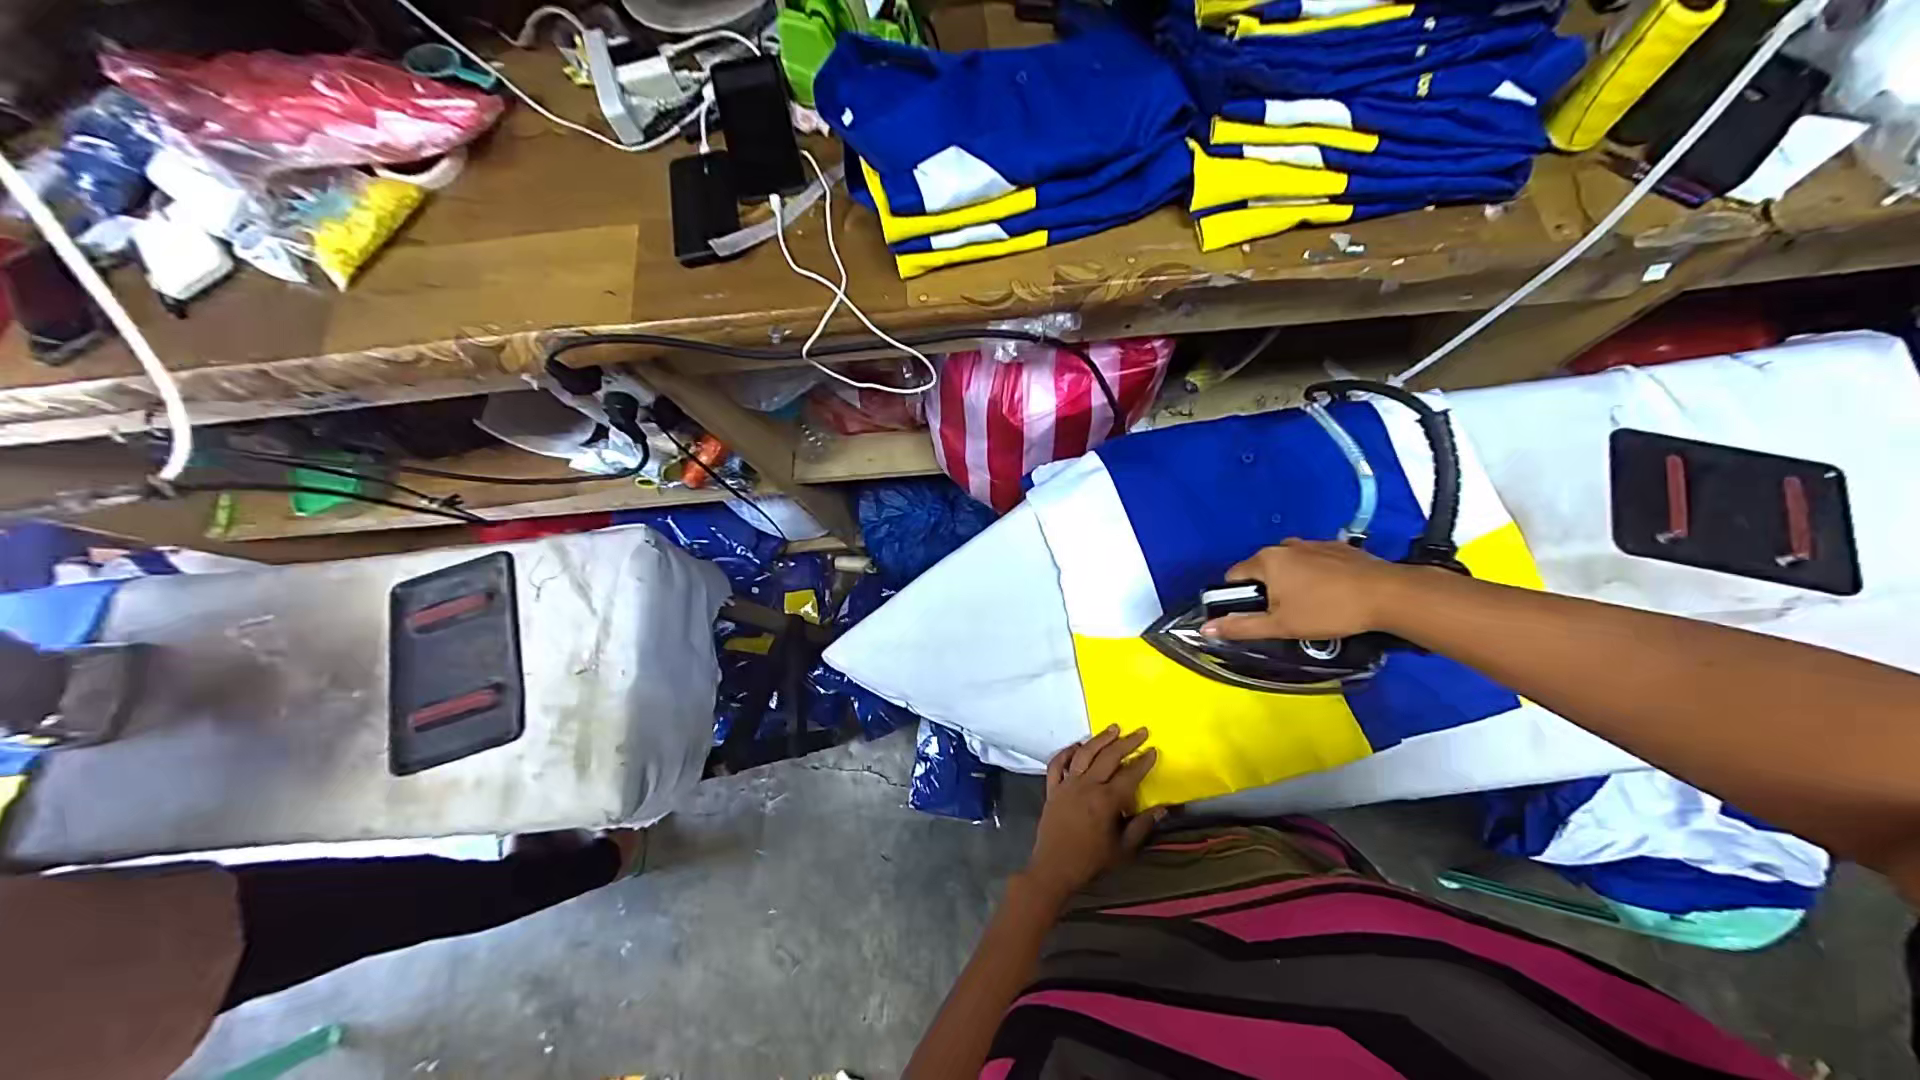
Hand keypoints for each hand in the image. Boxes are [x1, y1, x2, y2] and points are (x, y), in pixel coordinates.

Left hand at [1023, 726, 1162, 904]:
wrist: (1055, 867)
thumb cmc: (1091, 860)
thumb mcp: (1124, 849)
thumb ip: (1142, 826)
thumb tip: (1163, 809)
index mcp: (1106, 801)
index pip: (1129, 775)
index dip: (1143, 762)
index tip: (1153, 750)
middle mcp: (1086, 786)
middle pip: (1109, 757)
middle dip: (1127, 742)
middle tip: (1141, 731)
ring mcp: (1067, 785)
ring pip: (1084, 754)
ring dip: (1100, 739)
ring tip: (1113, 728)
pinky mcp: (1052, 788)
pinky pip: (1057, 764)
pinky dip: (1067, 752)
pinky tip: (1077, 745)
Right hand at [1200, 539, 1411, 640]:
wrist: (1389, 596)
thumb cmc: (1329, 611)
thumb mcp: (1281, 626)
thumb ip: (1242, 626)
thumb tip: (1206, 628)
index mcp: (1267, 560)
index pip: (1233, 577)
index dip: (1239, 599)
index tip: (1256, 616)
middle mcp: (1286, 545)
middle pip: (1262, 570)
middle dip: (1268, 591)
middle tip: (1286, 616)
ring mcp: (1314, 543)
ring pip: (1290, 566)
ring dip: (1292, 583)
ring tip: (1313, 606)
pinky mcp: (1339, 547)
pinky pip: (1315, 562)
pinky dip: (1316, 576)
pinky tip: (1333, 594)